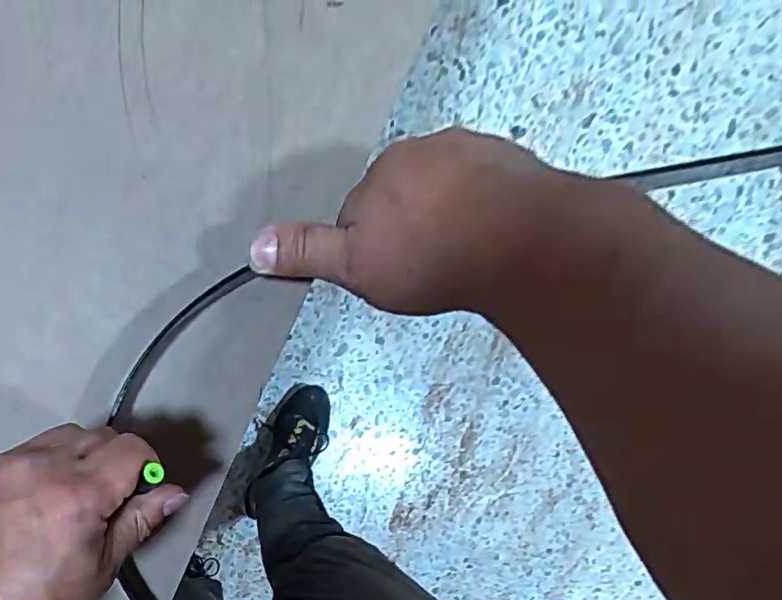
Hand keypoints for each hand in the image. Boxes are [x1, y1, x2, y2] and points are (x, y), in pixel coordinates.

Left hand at [0, 424, 187, 599]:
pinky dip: (52, 459)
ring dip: (85, 455)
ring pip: (69, 434)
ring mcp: (12, 463)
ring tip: (78, 497)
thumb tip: (172, 494)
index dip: (148, 467)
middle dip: (118, 461)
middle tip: (112, 500)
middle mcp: (43, 467)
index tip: (144, 489)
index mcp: (77, 494)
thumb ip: (139, 521)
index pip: (132, 449)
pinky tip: (48, 494)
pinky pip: (36, 445)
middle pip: (103, 435)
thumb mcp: (102, 567)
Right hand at [248, 128, 589, 315]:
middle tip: (414, 267)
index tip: (381, 270)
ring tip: (449, 257)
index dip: (363, 248)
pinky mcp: (511, 162)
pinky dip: (474, 212)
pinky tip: (479, 240)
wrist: (525, 246)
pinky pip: (477, 189)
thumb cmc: (431, 259)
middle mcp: (425, 148)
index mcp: (382, 170)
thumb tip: (256, 246)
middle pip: (395, 199)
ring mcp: (473, 150)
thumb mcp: (352, 265)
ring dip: (437, 222)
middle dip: (399, 230)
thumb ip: (306, 252)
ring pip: (436, 195)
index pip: (355, 213)